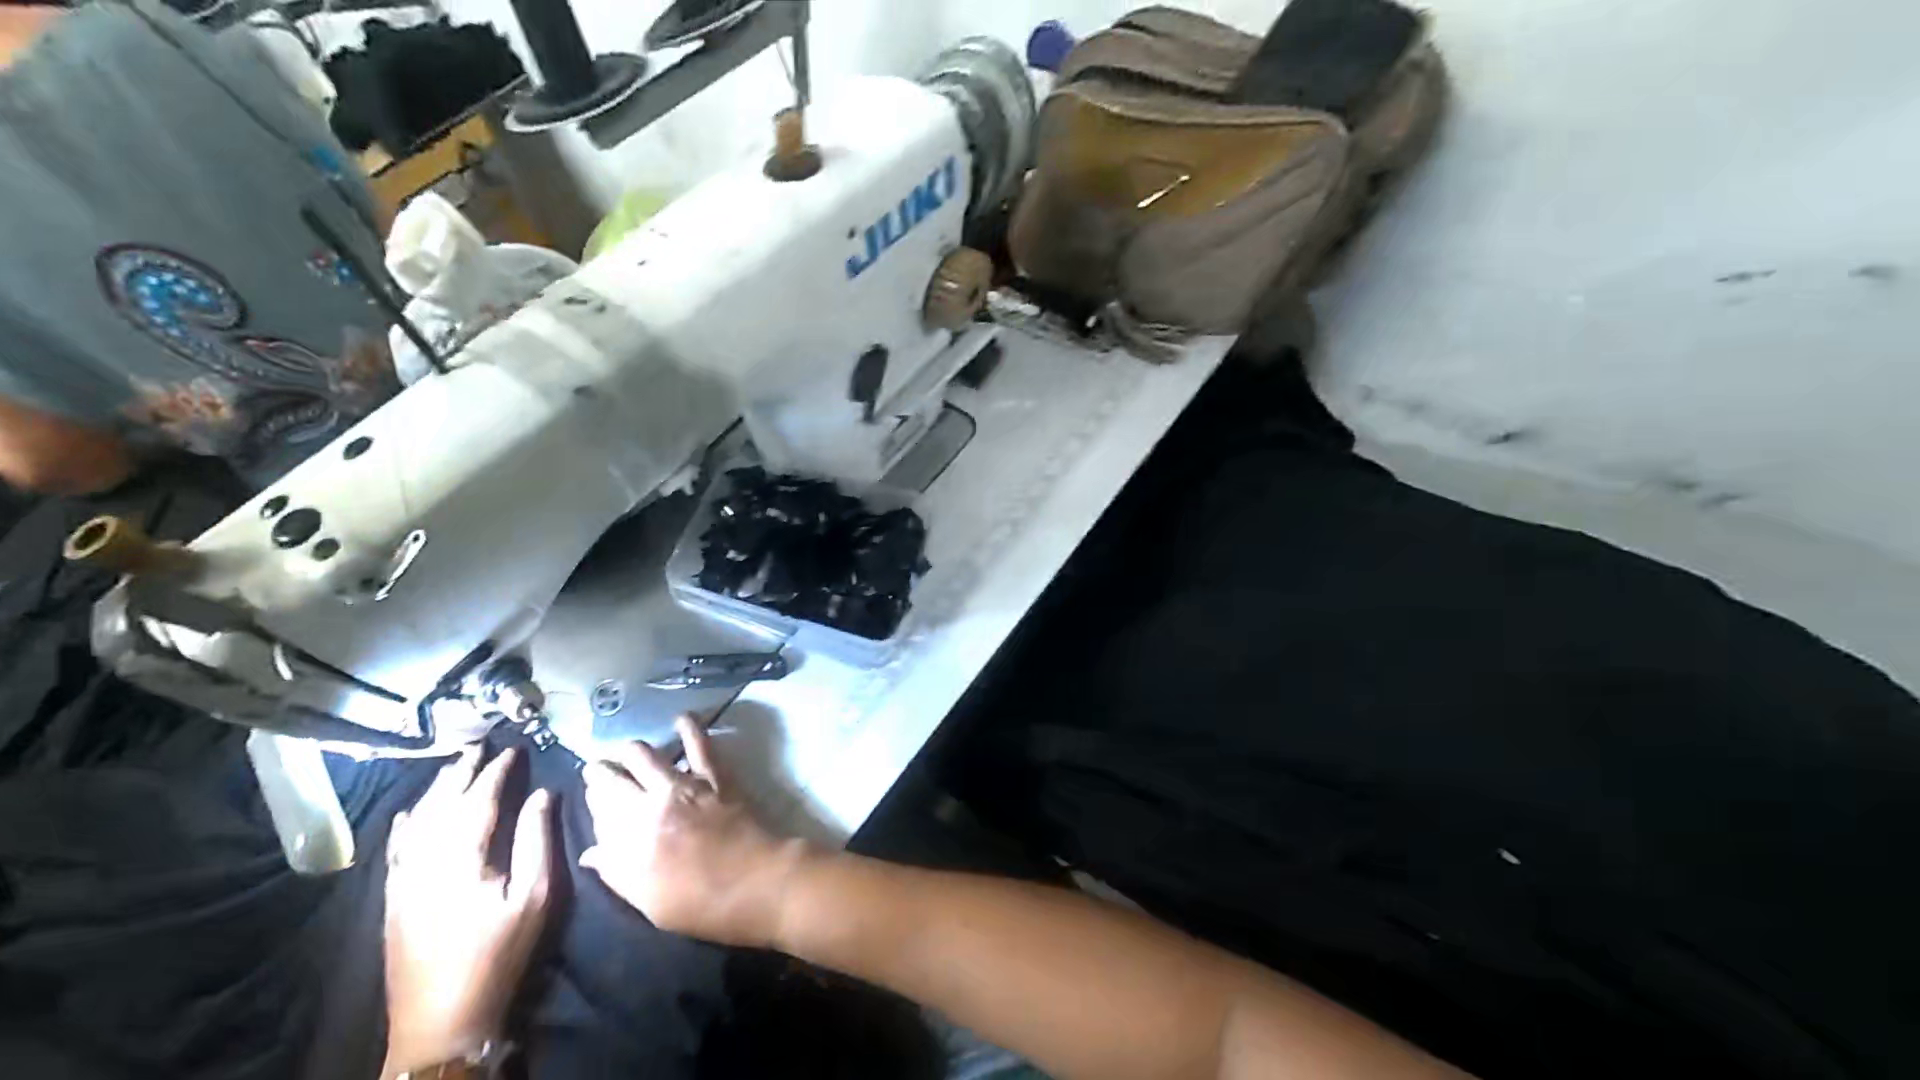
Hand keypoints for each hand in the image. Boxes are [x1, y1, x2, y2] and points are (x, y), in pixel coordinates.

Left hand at [382, 747, 553, 1078]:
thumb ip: (536, 840)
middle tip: (479, 746)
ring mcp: (404, 880)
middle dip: (462, 772)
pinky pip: (397, 848)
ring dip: (435, 790)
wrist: (442, 1018)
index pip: (479, 800)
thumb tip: (543, 794)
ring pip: (416, 822)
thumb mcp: (534, 896)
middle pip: (442, 804)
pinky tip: (412, 811)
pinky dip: (407, 823)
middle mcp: (425, 861)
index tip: (513, 750)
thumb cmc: (499, 953)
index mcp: (462, 858)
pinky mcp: (394, 898)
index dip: (496, 772)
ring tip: (453, 766)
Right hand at [580, 715, 813, 949]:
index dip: (593, 801)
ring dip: (631, 751)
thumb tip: (591, 853)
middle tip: (599, 769)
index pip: (598, 811)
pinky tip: (682, 718)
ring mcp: (684, 786)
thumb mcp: (650, 903)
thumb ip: (617, 874)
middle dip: (601, 772)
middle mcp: (649, 807)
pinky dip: (690, 727)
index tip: (592, 795)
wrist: (758, 882)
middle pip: (613, 780)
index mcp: (629, 842)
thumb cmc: (703, 905)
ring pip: (645, 756)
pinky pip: (699, 744)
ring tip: (628, 750)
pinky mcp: (715, 775)